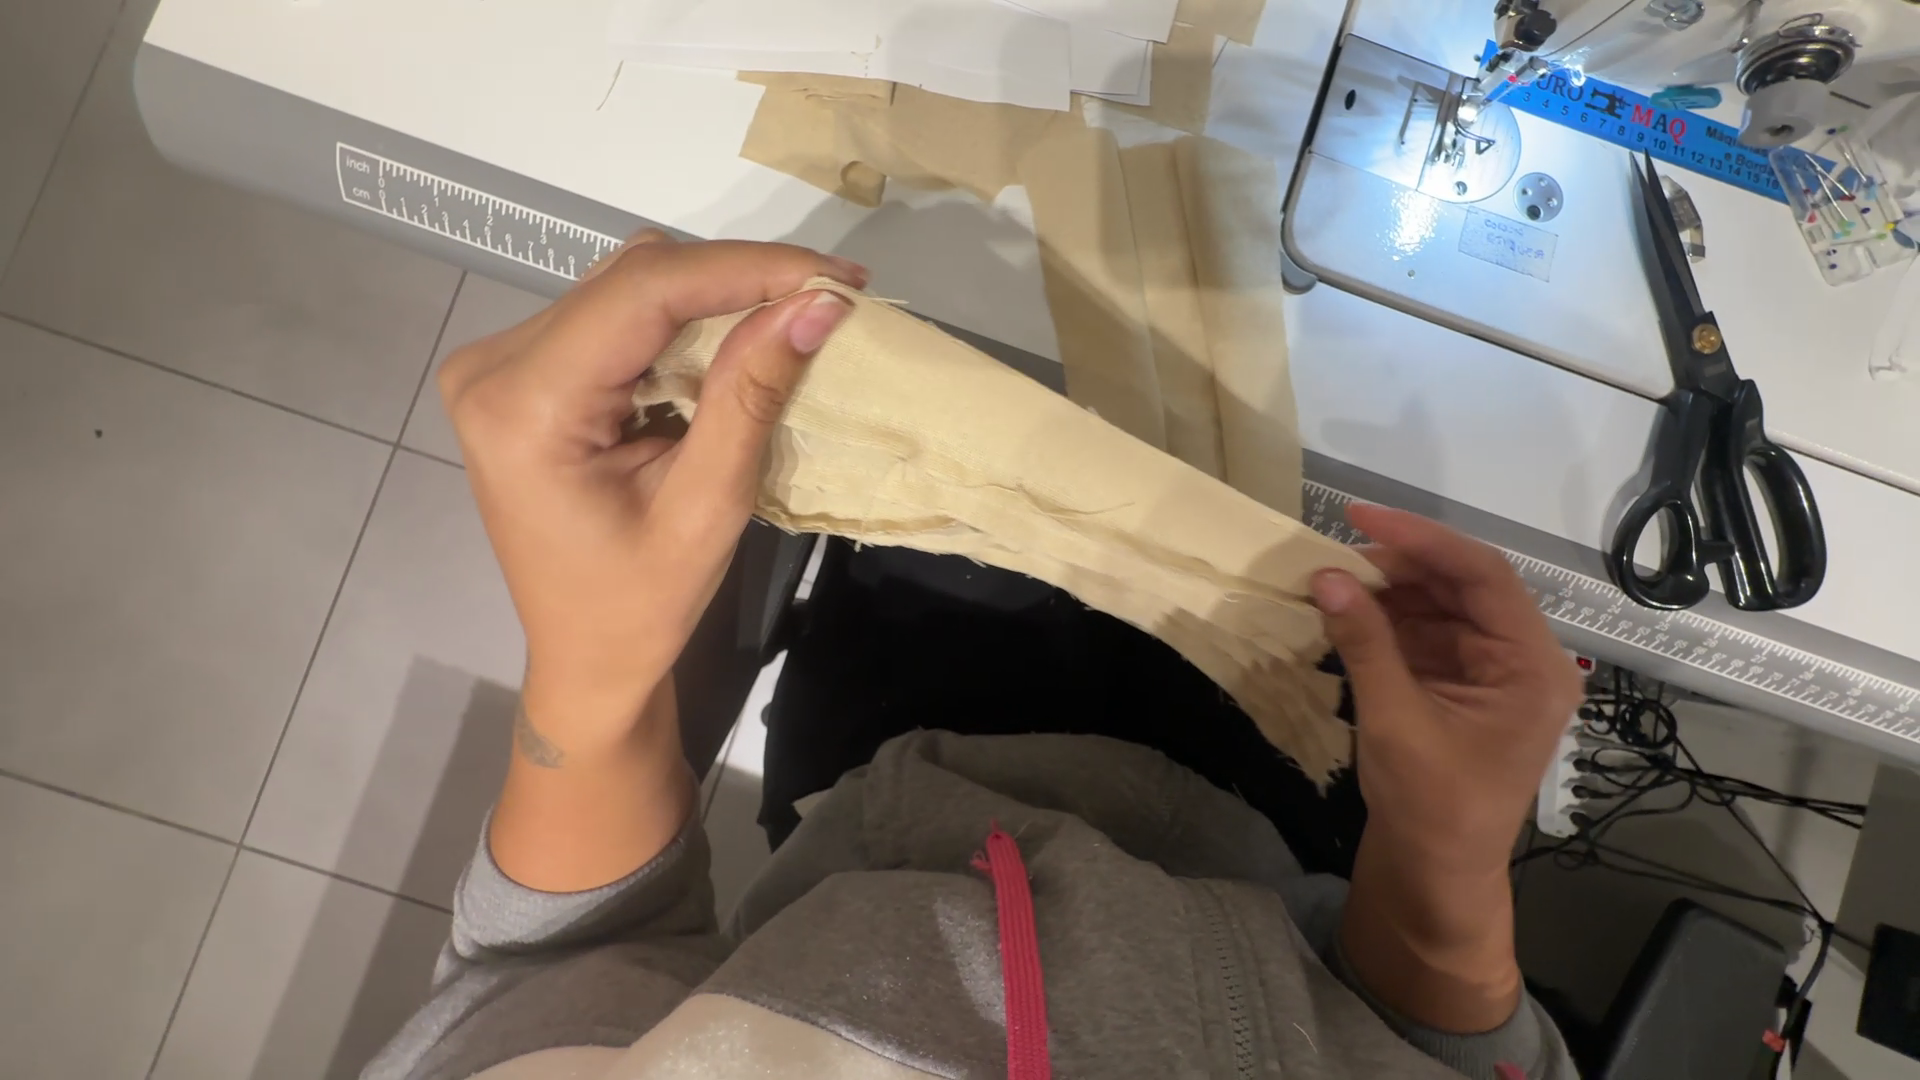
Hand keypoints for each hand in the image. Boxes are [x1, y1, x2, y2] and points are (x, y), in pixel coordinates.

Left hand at [440, 233, 861, 889]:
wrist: (588, 654)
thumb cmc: (643, 603)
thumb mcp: (708, 506)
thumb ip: (751, 396)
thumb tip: (815, 306)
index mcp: (524, 404)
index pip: (643, 293)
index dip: (747, 270)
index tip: (834, 276)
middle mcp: (496, 364)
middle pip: (632, 280)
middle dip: (740, 279)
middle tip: (828, 294)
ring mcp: (506, 365)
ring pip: (628, 290)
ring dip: (718, 297)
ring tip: (796, 314)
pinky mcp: (530, 375)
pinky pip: (619, 320)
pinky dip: (688, 323)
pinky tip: (739, 341)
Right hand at [1313, 503, 1581, 874]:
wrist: (1433, 865)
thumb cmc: (1431, 802)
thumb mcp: (1395, 718)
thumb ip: (1364, 643)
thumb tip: (1326, 576)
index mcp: (1530, 666)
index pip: (1482, 576)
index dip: (1421, 540)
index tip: (1359, 517)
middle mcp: (1516, 657)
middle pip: (1459, 583)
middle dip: (1397, 564)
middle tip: (1333, 555)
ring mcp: (1484, 668)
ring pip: (1435, 603)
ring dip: (1383, 590)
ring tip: (1329, 583)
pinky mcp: (1453, 679)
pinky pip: (1417, 630)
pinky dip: (1379, 617)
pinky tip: (1343, 612)